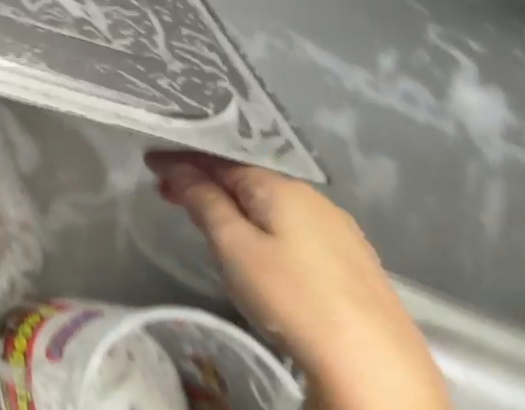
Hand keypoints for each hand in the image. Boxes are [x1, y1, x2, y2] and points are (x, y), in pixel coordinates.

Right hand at [146, 153, 449, 409]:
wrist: (375, 365)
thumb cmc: (292, 296)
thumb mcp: (232, 245)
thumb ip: (203, 201)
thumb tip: (179, 169)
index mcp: (280, 187)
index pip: (219, 160)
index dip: (181, 159)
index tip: (149, 162)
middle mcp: (313, 199)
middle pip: (246, 178)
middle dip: (204, 181)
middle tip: (166, 193)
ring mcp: (338, 230)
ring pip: (270, 202)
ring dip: (232, 202)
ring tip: (204, 217)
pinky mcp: (352, 260)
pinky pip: (292, 224)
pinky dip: (260, 221)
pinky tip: (254, 242)